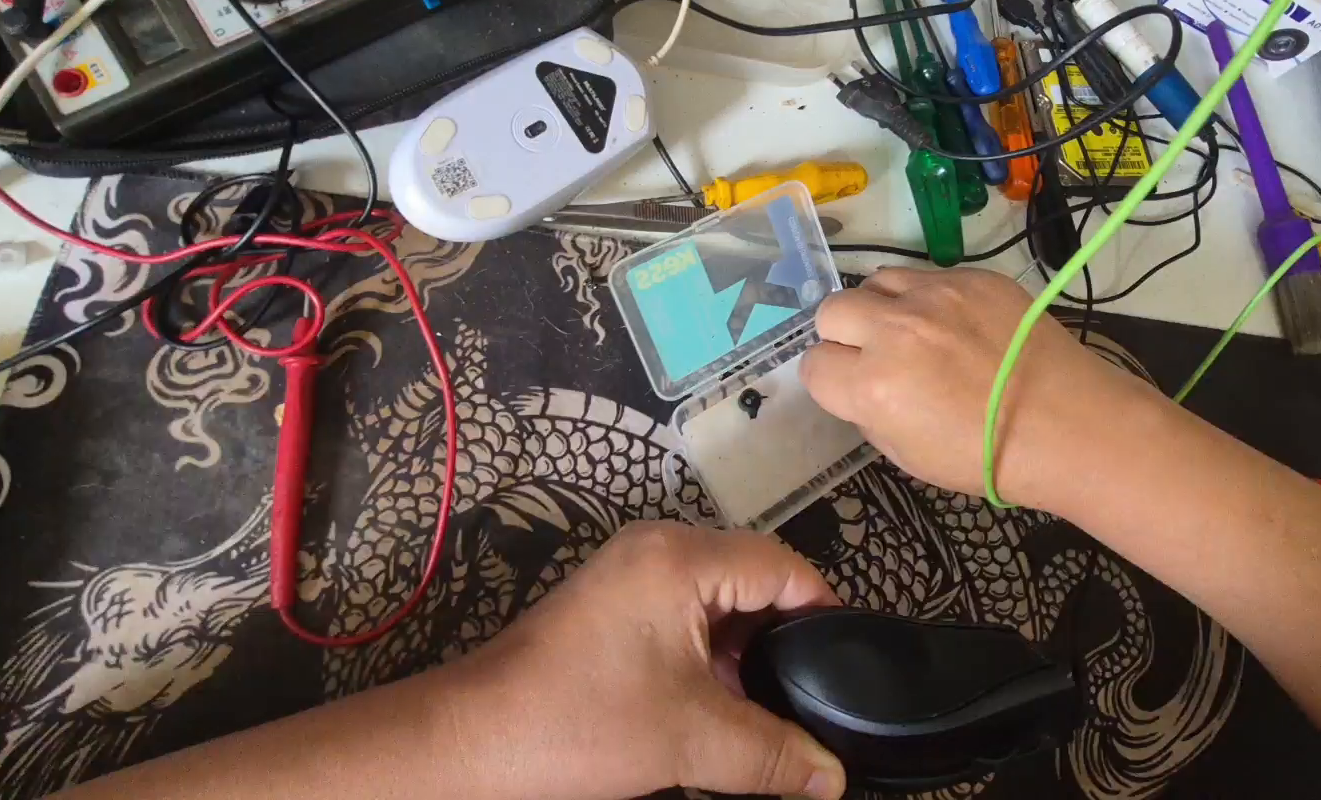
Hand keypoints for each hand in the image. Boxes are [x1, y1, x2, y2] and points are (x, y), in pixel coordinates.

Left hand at [463, 522, 845, 799]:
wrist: (470, 739)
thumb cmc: (581, 724)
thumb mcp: (687, 741)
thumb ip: (770, 754)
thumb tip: (835, 777)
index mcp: (681, 557)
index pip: (778, 565)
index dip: (821, 607)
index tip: (849, 658)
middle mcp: (660, 544)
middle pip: (750, 572)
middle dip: (785, 629)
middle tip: (816, 685)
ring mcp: (634, 566)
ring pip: (718, 591)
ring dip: (746, 641)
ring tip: (775, 698)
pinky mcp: (617, 595)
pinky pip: (686, 605)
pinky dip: (712, 644)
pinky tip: (722, 693)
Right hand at [800, 267, 1167, 505]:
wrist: (1069, 425)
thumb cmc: (985, 456)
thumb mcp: (906, 455)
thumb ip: (866, 412)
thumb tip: (856, 382)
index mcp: (873, 386)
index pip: (813, 365)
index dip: (828, 379)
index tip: (849, 386)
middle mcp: (894, 331)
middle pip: (830, 311)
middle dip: (842, 334)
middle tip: (873, 354)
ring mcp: (934, 296)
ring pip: (872, 282)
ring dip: (879, 307)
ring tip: (909, 329)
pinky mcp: (970, 278)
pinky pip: (922, 275)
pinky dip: (924, 298)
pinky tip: (951, 322)